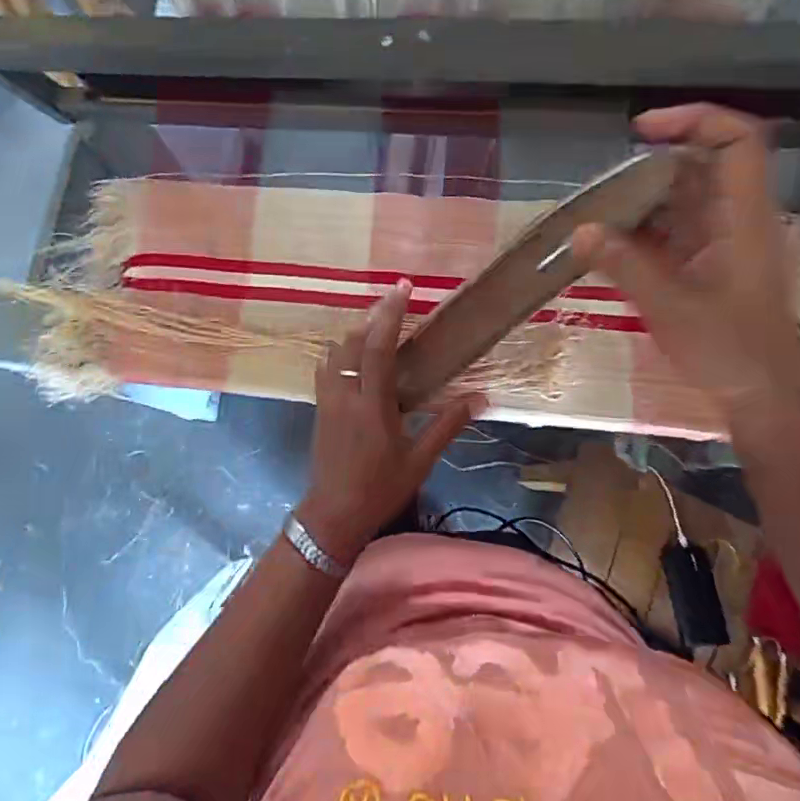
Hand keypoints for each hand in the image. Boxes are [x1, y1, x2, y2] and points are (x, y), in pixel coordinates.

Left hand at [296, 280, 482, 563]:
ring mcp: (327, 400)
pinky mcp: (319, 409)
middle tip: (393, 301)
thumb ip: (447, 425)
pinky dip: (338, 352)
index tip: (401, 288)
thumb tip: (480, 398)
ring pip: (334, 352)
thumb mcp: (420, 460)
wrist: (334, 512)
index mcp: (372, 405)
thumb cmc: (380, 488)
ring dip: (354, 333)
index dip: (389, 314)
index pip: (377, 347)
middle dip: (372, 316)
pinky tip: (351, 356)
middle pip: (352, 341)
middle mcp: (345, 394)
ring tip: (376, 325)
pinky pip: (325, 368)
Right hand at [570, 104, 799, 414]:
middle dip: (651, 164)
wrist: (759, 392)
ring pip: (683, 198)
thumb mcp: (669, 306)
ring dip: (641, 198)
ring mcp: (722, 241)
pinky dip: (641, 228)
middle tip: (602, 183)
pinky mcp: (707, 263)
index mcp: (742, 218)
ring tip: (595, 212)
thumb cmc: (726, 349)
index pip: (737, 142)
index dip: (695, 120)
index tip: (641, 130)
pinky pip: (673, 229)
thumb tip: (580, 230)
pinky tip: (607, 242)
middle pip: (703, 165)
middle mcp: (736, 219)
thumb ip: (624, 264)